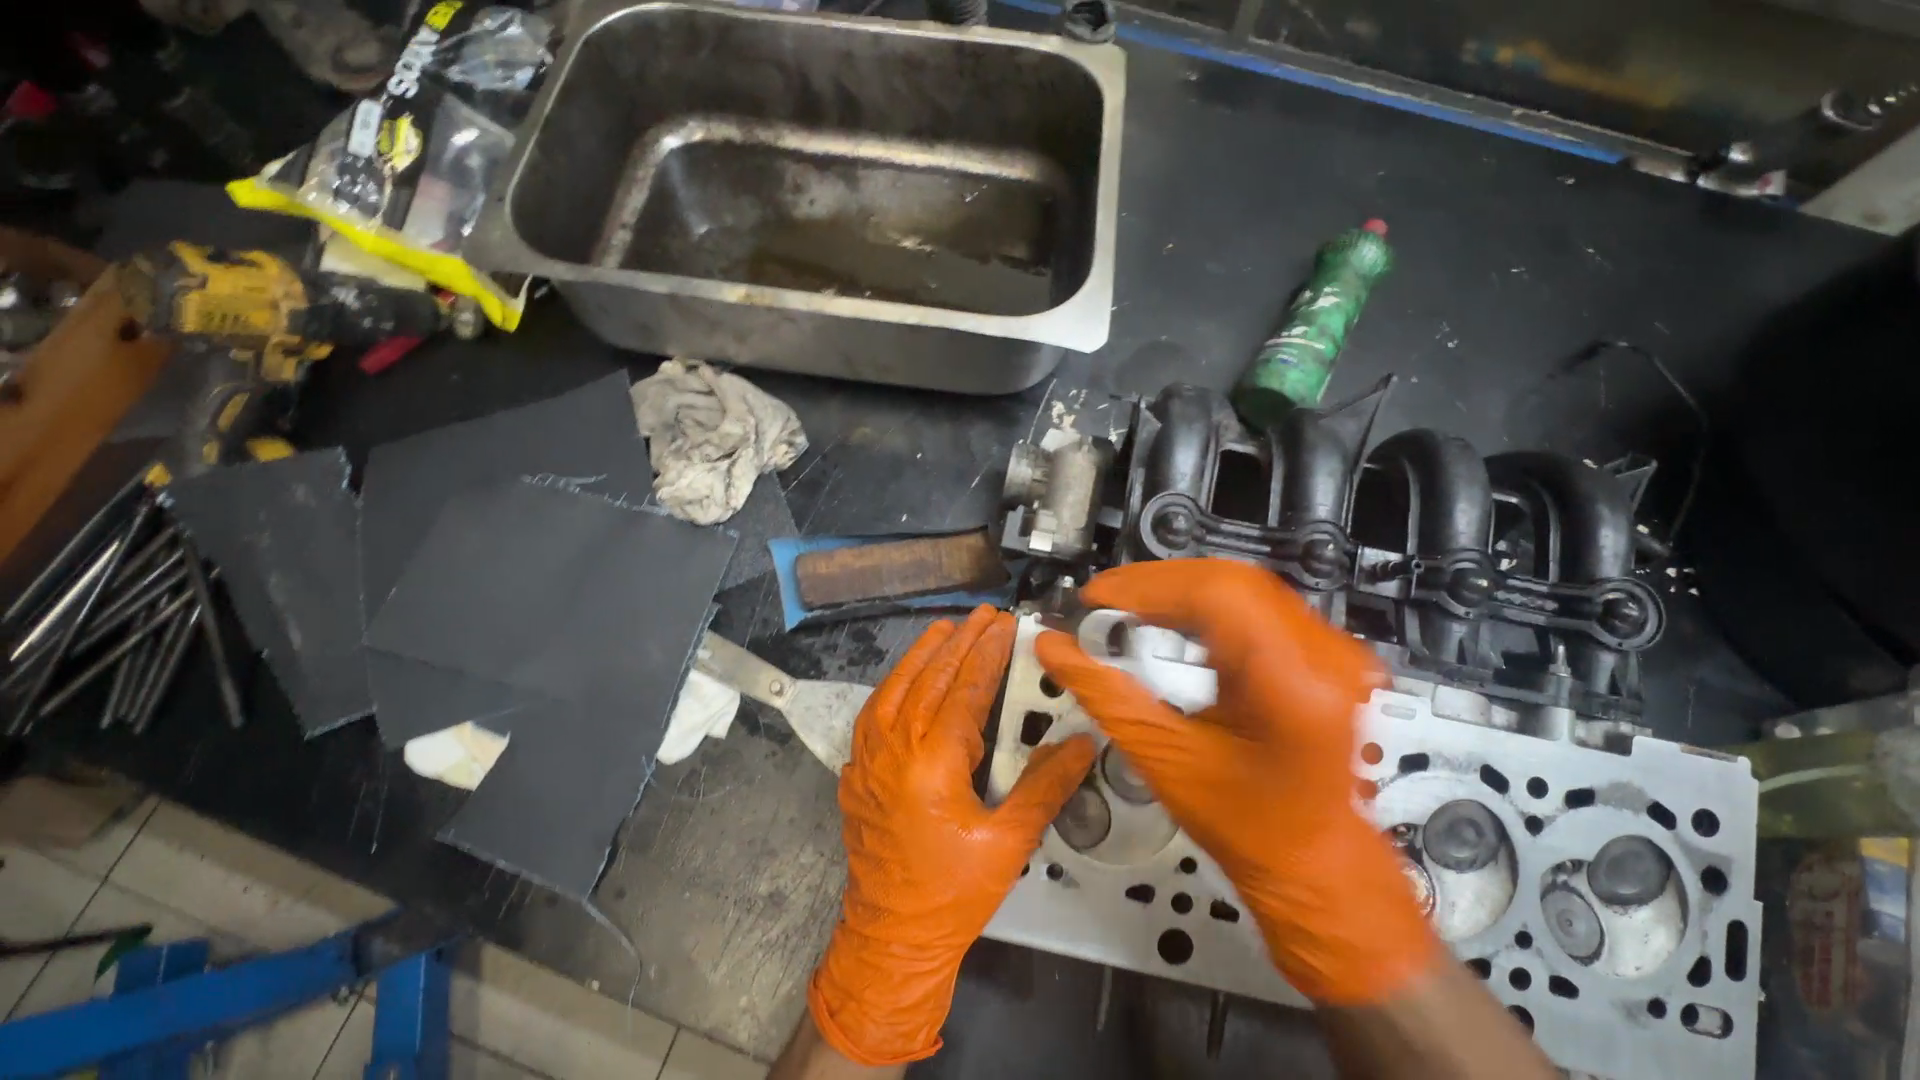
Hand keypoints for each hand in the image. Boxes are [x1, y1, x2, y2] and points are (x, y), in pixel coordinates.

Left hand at [809, 606, 1096, 1065]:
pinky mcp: (856, 774)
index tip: (1005, 625)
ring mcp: (867, 761)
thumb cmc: (954, 893)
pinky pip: (873, 714)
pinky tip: (907, 678)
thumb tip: (1081, 744)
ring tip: (945, 629)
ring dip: (920, 656)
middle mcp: (893, 751)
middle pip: (928, 680)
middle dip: (958, 642)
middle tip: (983, 615)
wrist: (894, 935)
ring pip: (894, 690)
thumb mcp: (1009, 843)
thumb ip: (1045, 787)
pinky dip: (893, 686)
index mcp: (932, 763)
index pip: (964, 690)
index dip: (988, 654)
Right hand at [1035, 559, 1442, 1005]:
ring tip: (1128, 612)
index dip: (1147, 585)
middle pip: (1231, 581)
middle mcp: (1325, 657)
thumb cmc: (1248, 828)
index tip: (1095, 599)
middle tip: (1104, 605)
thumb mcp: (1167, 762)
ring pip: (1245, 587)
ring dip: (1180, 592)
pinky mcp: (1326, 655)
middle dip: (1157, 585)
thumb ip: (1106, 696)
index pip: (1216, 595)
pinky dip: (1207, 607)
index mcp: (1293, 685)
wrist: (1314, 863)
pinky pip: (1259, 606)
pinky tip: (1172, 623)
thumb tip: (1054, 647)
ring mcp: (1334, 652)